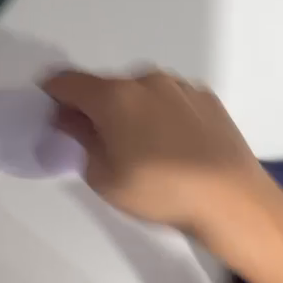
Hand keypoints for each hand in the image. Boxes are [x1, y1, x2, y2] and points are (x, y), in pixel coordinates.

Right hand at [43, 69, 282, 269]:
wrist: (232, 201)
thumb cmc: (157, 190)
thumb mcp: (102, 175)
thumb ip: (79, 139)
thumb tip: (70, 119)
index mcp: (113, 96)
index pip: (67, 82)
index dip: (52, 95)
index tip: (50, 115)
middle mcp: (146, 81)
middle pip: (104, 87)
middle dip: (93, 108)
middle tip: (95, 143)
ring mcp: (181, 87)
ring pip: (138, 93)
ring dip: (128, 112)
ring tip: (138, 149)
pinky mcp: (207, 100)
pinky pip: (168, 101)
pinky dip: (158, 116)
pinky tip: (169, 148)